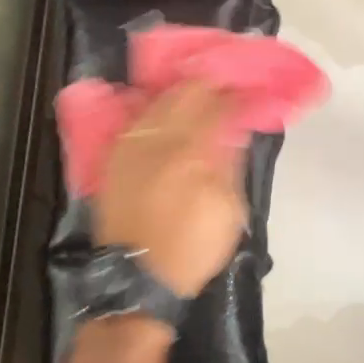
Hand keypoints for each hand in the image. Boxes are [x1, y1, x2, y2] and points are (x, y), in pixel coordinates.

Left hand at [93, 82, 247, 297]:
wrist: (138, 278)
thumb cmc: (193, 248)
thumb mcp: (228, 209)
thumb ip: (229, 162)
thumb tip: (234, 129)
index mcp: (191, 153)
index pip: (217, 107)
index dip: (235, 95)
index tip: (248, 92)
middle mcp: (158, 142)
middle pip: (183, 93)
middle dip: (206, 84)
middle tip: (223, 84)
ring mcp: (132, 147)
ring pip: (156, 102)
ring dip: (178, 92)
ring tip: (196, 91)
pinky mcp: (114, 158)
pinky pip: (134, 121)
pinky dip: (152, 110)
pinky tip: (163, 111)